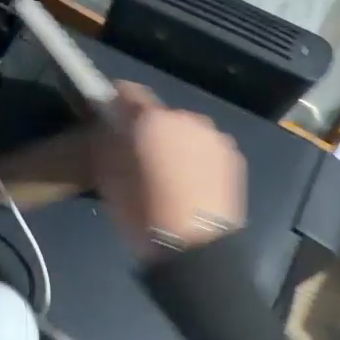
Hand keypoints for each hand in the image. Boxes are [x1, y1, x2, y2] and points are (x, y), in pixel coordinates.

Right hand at [92, 82, 246, 260]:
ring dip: (174, 143)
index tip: (108, 115)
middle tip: (139, 157)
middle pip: (159, 114)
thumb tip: (107, 129)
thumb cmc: (143, 214)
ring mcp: (214, 136)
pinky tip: (190, 183)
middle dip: (147, 130)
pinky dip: (196, 157)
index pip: (127, 92)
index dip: (115, 101)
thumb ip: (107, 144)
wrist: (195, 246)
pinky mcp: (232, 155)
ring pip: (185, 131)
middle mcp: (186, 118)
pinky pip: (205, 148)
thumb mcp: (109, 180)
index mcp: (152, 120)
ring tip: (168, 174)